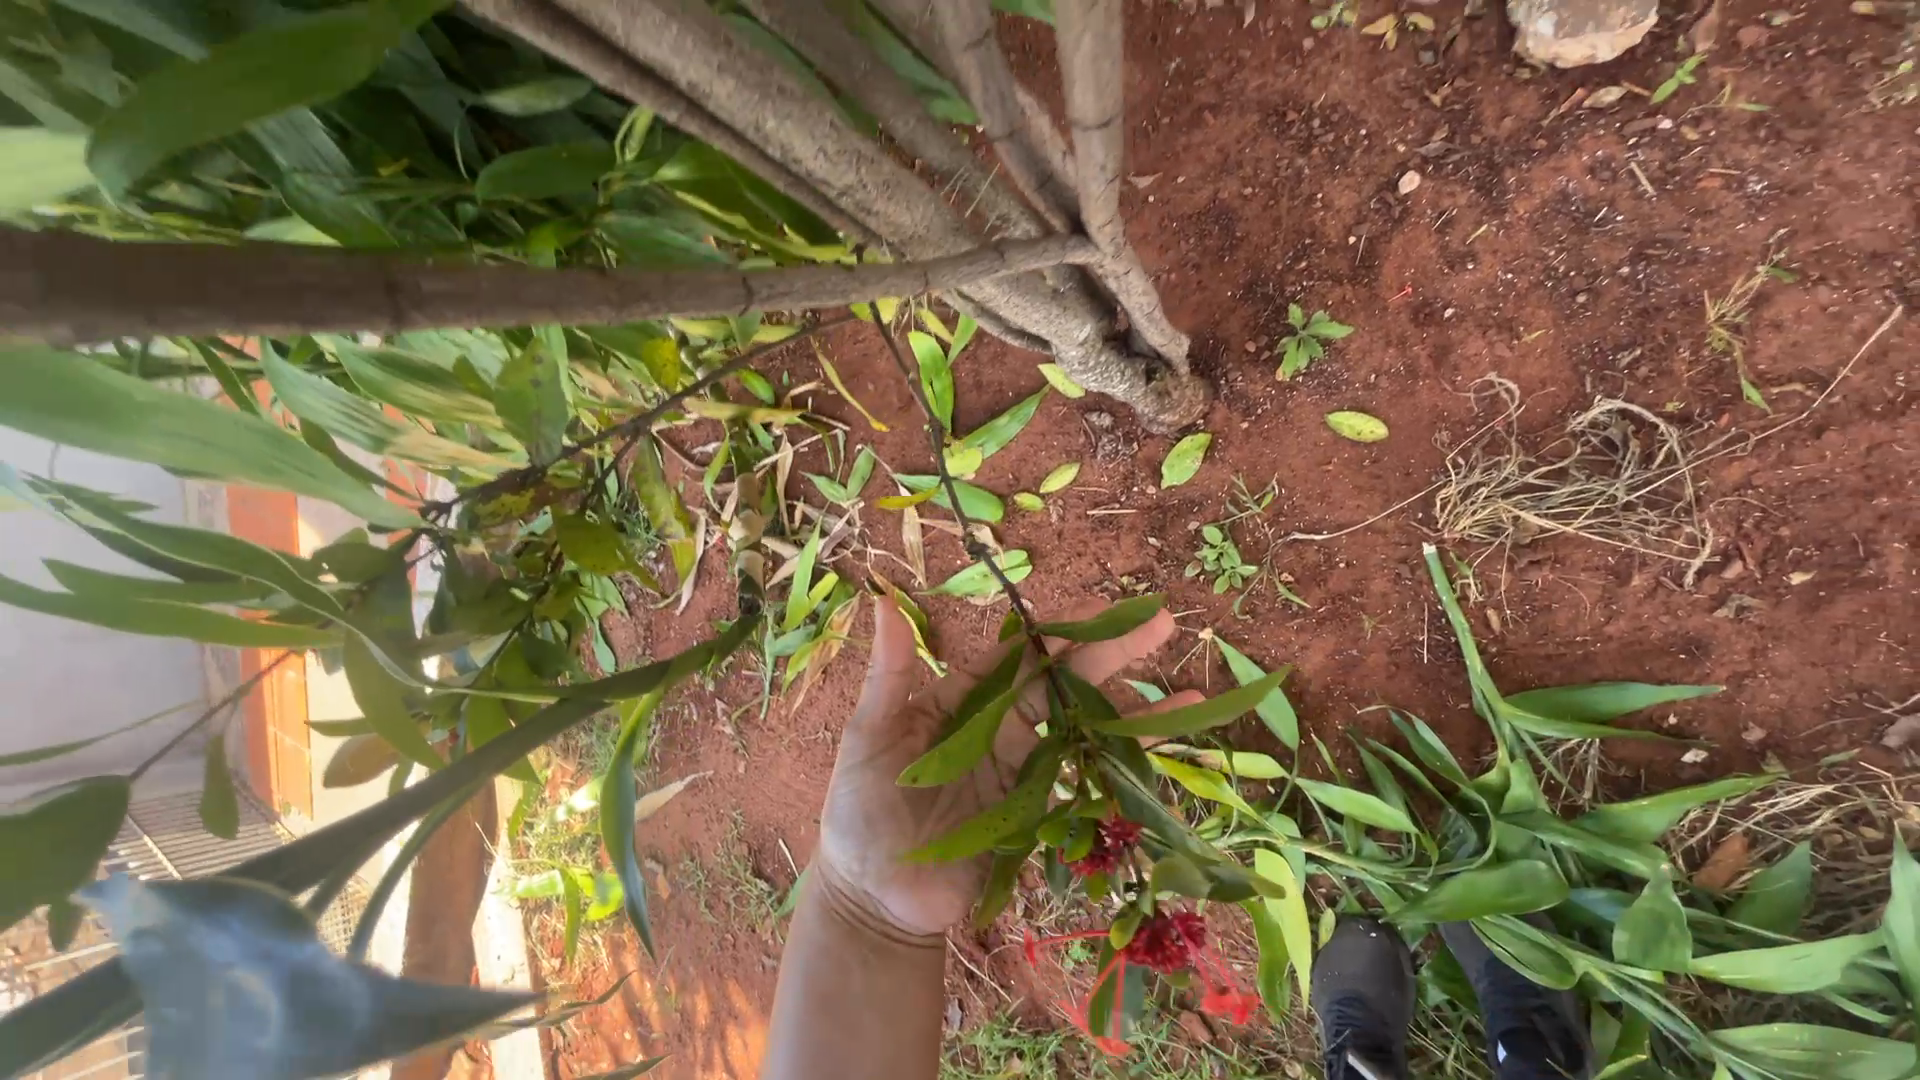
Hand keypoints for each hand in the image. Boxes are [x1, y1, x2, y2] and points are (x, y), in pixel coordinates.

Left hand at [814, 595, 1201, 937]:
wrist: (872, 896)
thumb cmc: (860, 808)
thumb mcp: (869, 733)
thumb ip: (888, 672)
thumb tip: (883, 599)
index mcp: (961, 700)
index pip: (1016, 655)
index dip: (1056, 631)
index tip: (1098, 606)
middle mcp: (999, 728)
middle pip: (1061, 682)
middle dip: (1109, 653)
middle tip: (1159, 622)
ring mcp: (1022, 772)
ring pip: (1082, 730)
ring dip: (1131, 709)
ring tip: (1188, 692)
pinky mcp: (1036, 816)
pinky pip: (1083, 786)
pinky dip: (1125, 768)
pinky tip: (1165, 754)